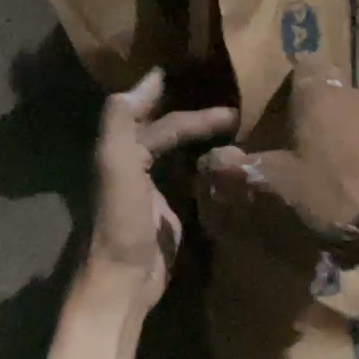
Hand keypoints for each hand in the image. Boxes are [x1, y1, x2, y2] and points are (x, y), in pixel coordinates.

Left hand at [46, 69, 235, 358]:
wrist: (125, 281)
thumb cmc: (120, 221)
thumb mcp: (114, 163)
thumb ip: (121, 119)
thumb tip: (151, 77)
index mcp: (120, 153)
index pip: (158, 121)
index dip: (185, 105)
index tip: (219, 87)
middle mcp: (135, 170)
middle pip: (169, 135)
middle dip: (199, 120)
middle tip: (240, 110)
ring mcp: (155, 197)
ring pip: (181, 159)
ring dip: (206, 143)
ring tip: (243, 129)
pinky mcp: (172, 222)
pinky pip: (192, 188)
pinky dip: (210, 174)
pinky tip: (234, 167)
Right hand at [201, 54, 358, 243]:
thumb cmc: (330, 191)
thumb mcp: (276, 183)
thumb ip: (242, 167)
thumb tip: (209, 159)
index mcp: (319, 92)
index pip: (301, 63)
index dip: (282, 79)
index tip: (264, 102)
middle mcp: (351, 93)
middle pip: (321, 89)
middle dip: (300, 108)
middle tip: (274, 133)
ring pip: (341, 112)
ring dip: (322, 129)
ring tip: (299, 156)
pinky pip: (357, 134)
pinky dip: (341, 146)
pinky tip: (328, 172)